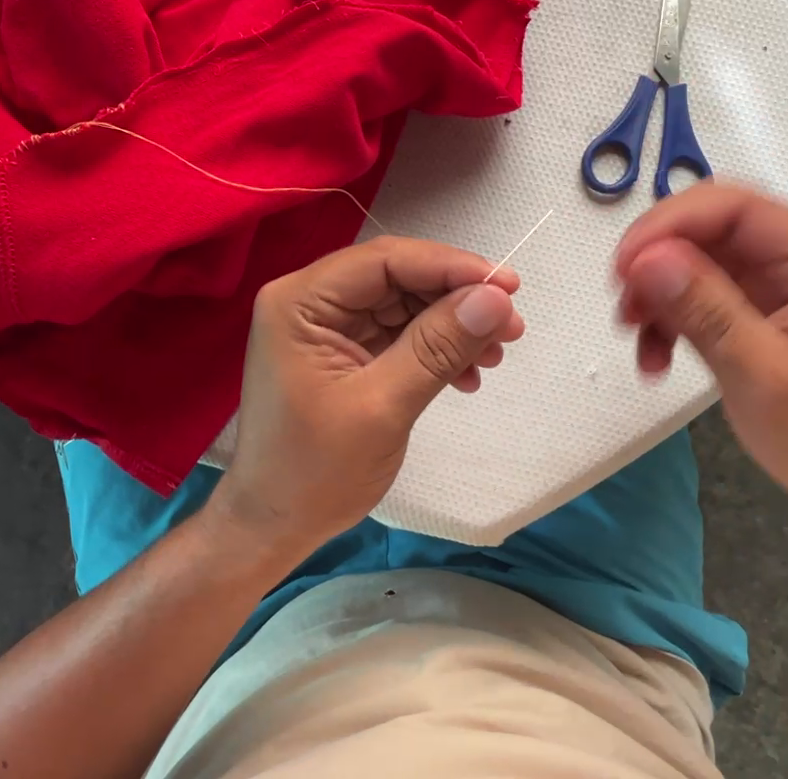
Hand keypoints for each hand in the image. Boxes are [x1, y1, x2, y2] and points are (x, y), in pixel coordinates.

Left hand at [207, 236, 526, 554]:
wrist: (276, 525)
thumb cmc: (315, 471)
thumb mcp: (382, 406)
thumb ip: (437, 347)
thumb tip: (496, 299)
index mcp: (299, 301)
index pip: (382, 260)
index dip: (448, 265)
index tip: (509, 284)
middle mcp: (308, 303)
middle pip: (394, 279)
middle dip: (454, 299)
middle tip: (511, 326)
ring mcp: (324, 328)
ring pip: (401, 306)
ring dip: (450, 326)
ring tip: (495, 355)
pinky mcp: (341, 354)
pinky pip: (395, 335)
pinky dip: (433, 350)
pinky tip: (467, 375)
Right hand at [614, 183, 787, 516]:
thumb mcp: (766, 377)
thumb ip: (706, 309)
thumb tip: (643, 257)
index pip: (735, 207)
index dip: (667, 225)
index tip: (620, 268)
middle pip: (713, 232)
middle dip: (657, 266)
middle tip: (623, 310)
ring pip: (701, 264)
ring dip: (659, 297)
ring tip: (637, 342)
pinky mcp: (772, 315)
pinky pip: (708, 297)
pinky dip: (674, 322)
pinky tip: (656, 359)